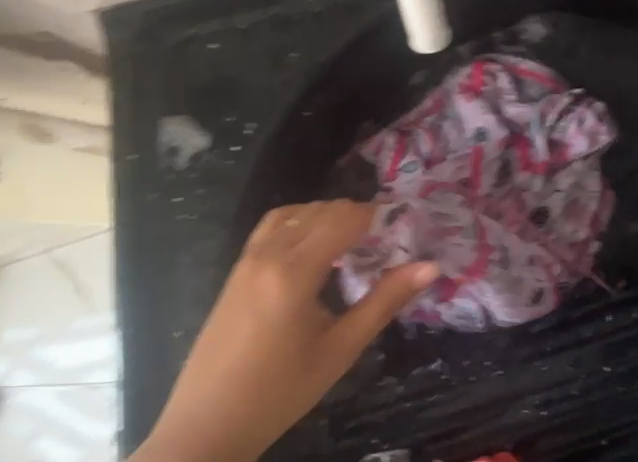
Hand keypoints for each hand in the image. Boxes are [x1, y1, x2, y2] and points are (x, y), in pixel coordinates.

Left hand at [133, 201, 437, 461]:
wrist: (207, 427)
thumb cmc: (280, 392)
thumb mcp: (340, 350)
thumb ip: (384, 302)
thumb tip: (430, 267)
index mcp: (295, 271)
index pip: (344, 218)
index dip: (376, 216)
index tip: (401, 228)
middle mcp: (269, 254)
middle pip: (321, 210)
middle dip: (355, 216)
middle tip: (383, 241)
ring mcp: (247, 260)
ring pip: (295, 212)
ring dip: (326, 215)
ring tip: (351, 241)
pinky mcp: (235, 271)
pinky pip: (272, 226)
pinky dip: (299, 221)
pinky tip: (313, 248)